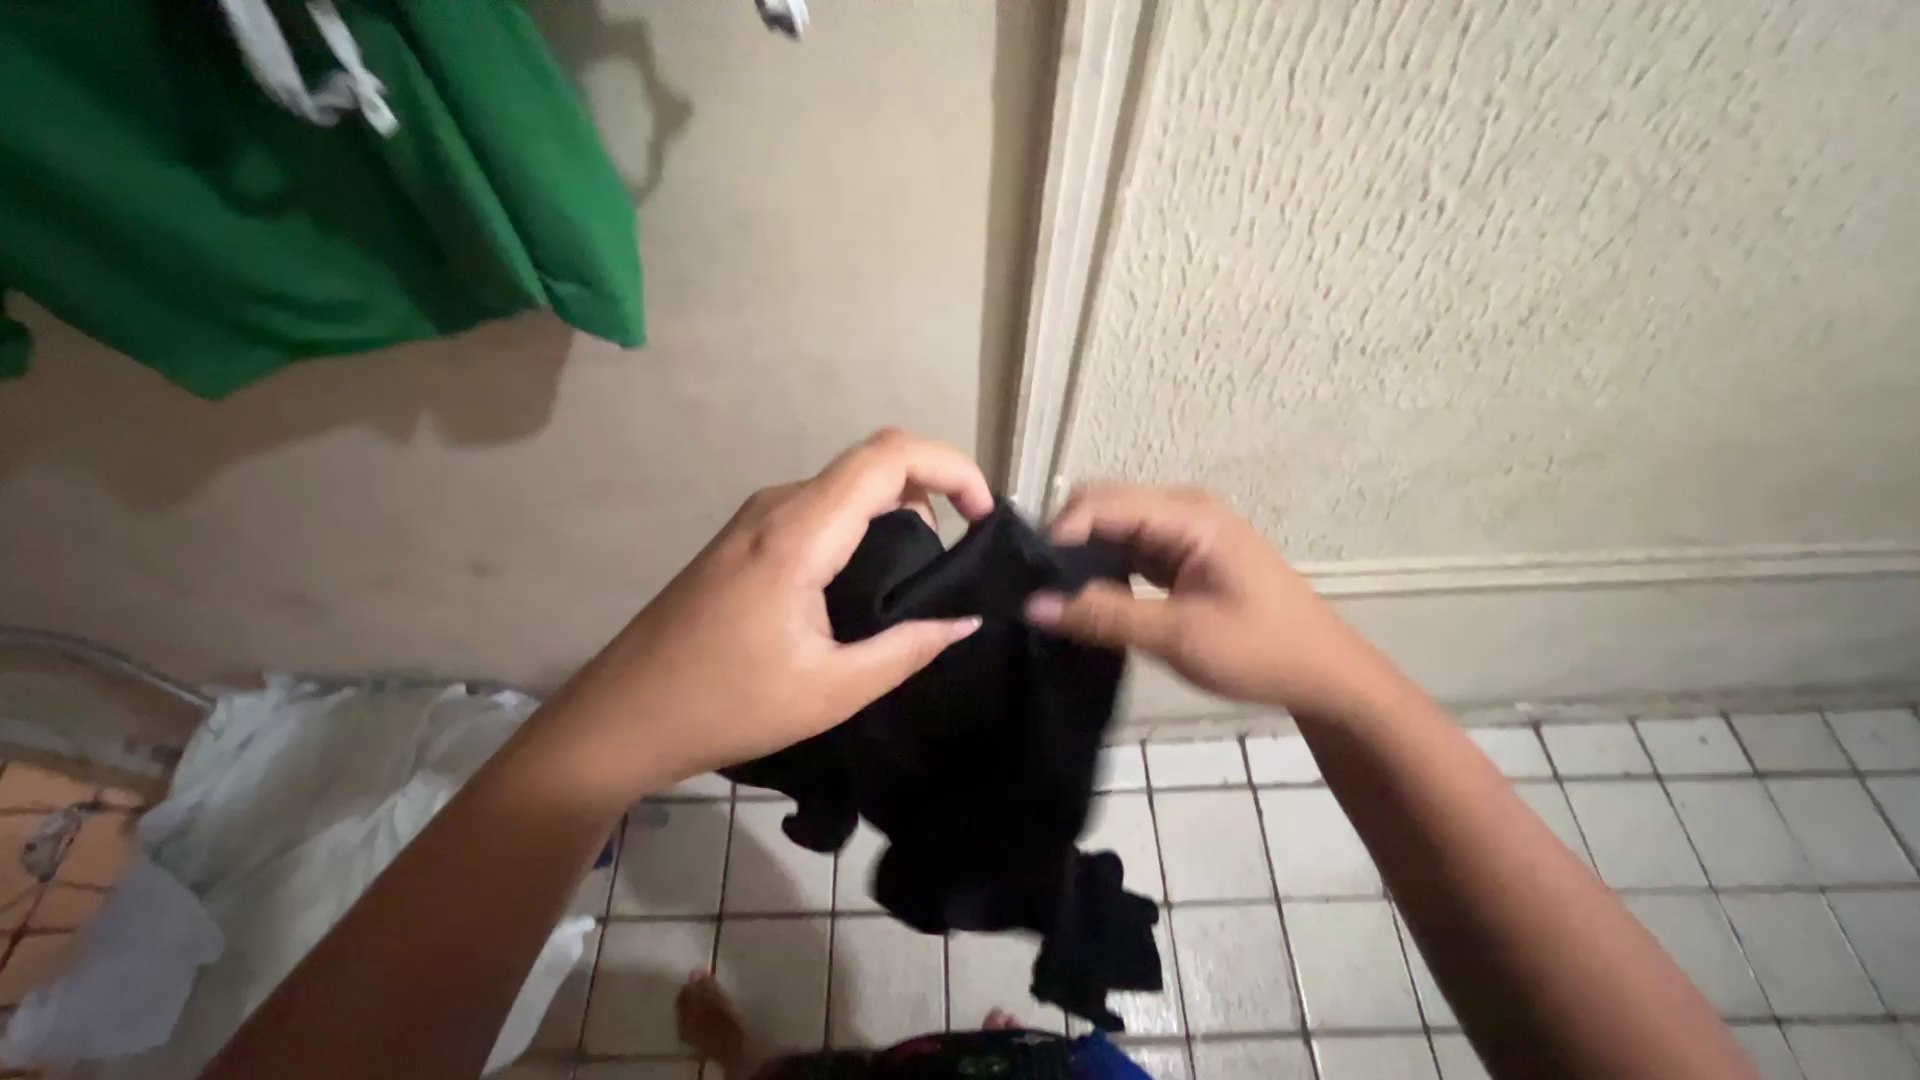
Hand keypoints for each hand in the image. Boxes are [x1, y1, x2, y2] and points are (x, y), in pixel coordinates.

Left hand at [545, 429, 993, 790]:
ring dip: (896, 515)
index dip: (951, 467)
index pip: (889, 455)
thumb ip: (907, 649)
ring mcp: (755, 518)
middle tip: (957, 562)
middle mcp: (778, 505)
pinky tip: (868, 587)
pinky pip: (820, 510)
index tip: (985, 515)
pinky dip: (863, 528)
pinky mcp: (745, 538)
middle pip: (872, 465)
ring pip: (846, 488)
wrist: (622, 716)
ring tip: (919, 582)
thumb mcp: (832, 690)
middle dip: (931, 494)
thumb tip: (964, 619)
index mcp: (800, 532)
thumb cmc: (727, 704)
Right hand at [1023, 486, 1392, 717]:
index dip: (1059, 533)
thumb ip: (1104, 617)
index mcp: (1187, 515)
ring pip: (1112, 528)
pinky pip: (1129, 548)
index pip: (1100, 502)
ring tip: (1055, 598)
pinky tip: (1088, 601)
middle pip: (1102, 506)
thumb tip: (1033, 605)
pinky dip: (1104, 570)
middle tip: (1039, 590)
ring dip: (1084, 558)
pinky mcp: (1182, 555)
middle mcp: (1182, 510)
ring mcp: (1183, 531)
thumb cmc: (1259, 651)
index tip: (1030, 579)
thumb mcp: (1178, 637)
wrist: (1323, 674)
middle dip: (1066, 542)